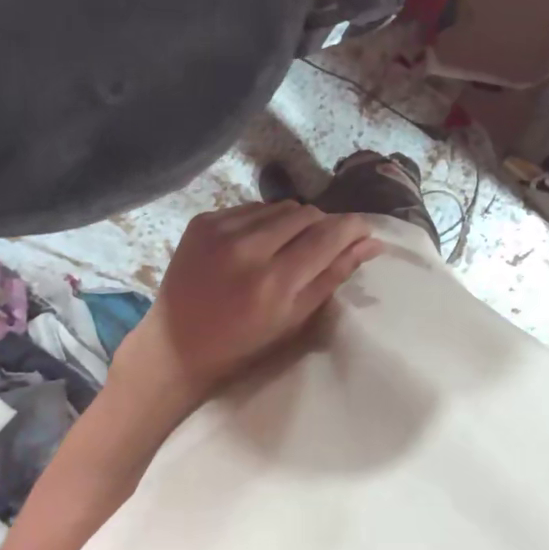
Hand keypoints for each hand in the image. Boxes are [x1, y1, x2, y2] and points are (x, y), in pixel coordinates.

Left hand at [117, 202, 384, 406]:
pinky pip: (249, 208)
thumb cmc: (241, 343)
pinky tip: (256, 246)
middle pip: (306, 213)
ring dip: (292, 222)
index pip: (329, 234)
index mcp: (274, 281)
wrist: (176, 343)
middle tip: (321, 246)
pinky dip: (261, 222)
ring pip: (278, 206)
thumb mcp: (293, 318)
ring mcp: (220, 230)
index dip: (353, 228)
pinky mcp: (202, 221)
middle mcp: (247, 248)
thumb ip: (333, 276)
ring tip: (286, 248)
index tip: (363, 231)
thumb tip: (372, 243)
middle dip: (322, 225)